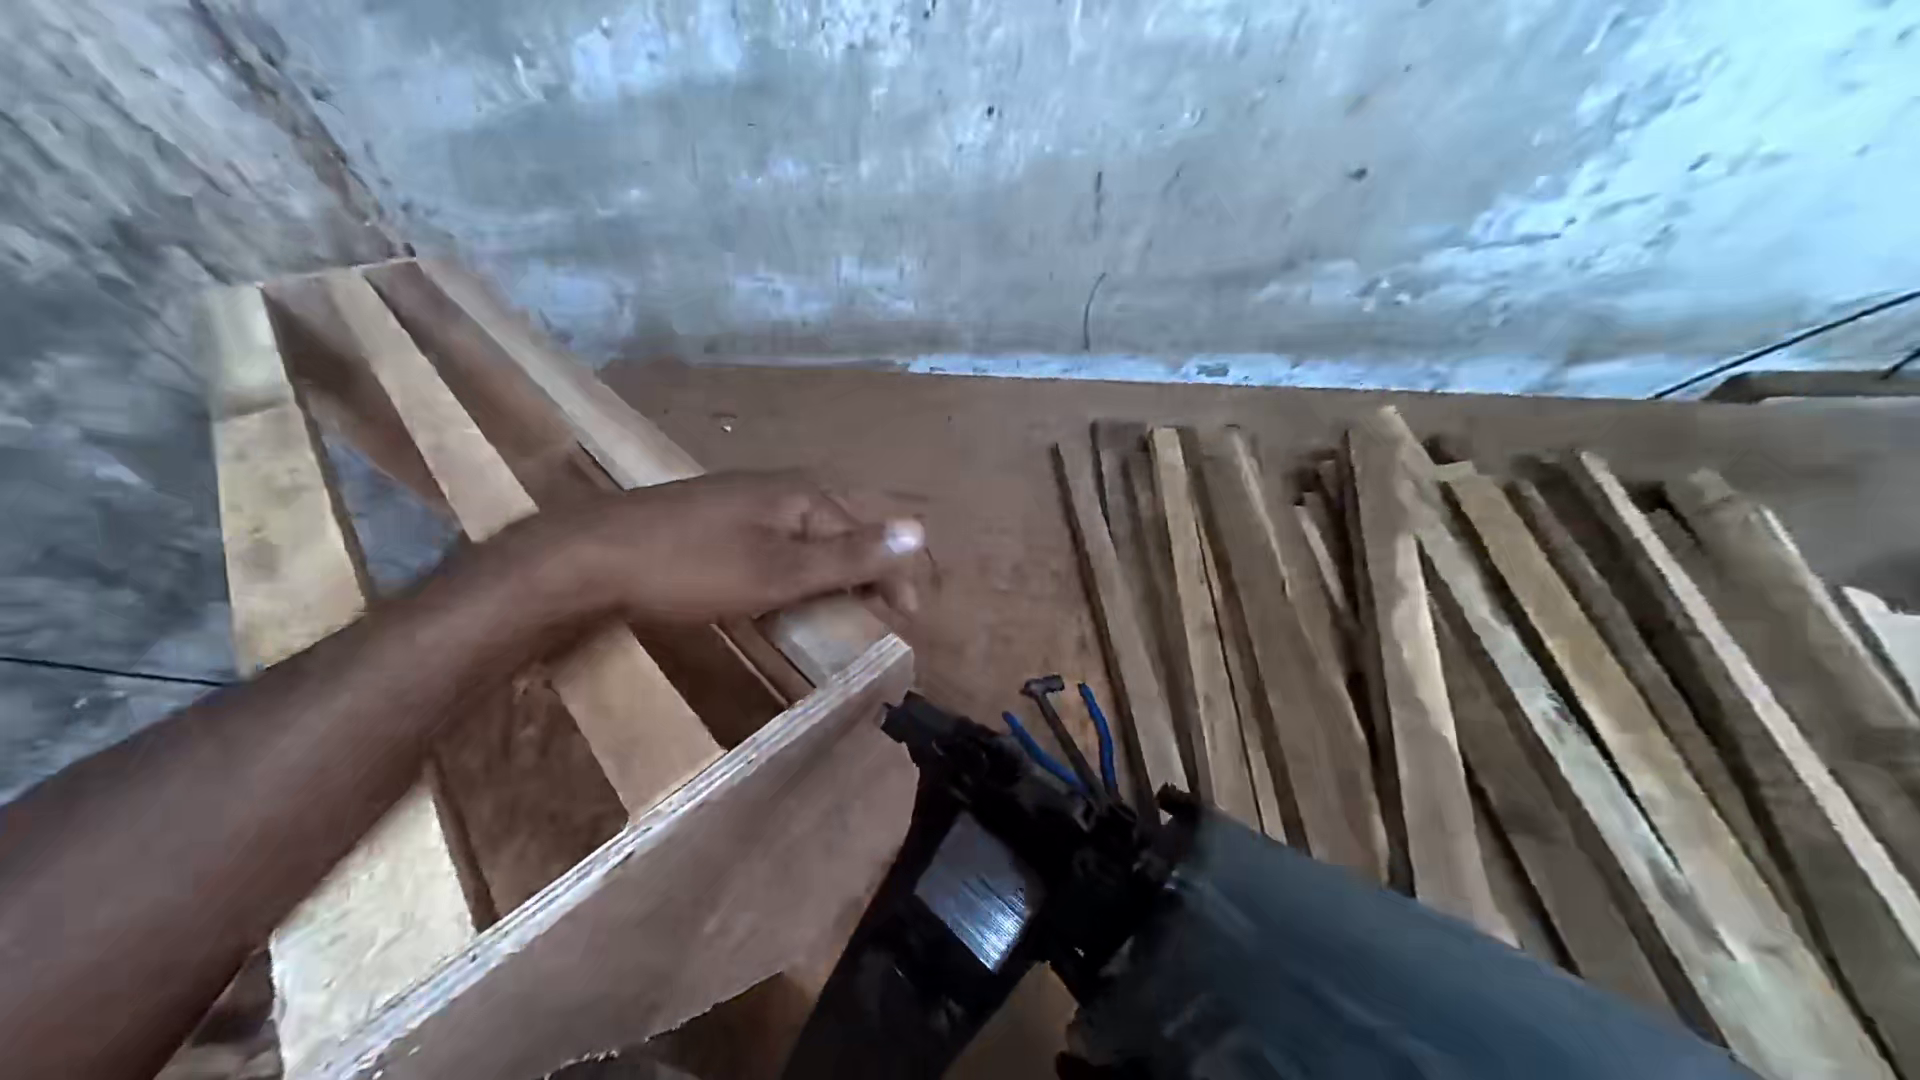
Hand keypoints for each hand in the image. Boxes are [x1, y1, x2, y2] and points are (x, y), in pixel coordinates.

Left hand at [499, 471, 928, 624]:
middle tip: (879, 615)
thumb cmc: (694, 567)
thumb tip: (919, 531)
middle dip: (868, 573)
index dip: (895, 575)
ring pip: (810, 538)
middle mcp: (781, 489)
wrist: (591, 558)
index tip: (908, 619)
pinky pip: (779, 543)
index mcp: (804, 495)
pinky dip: (797, 571)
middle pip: (844, 531)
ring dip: (833, 574)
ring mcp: (746, 501)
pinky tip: (787, 591)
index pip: (870, 533)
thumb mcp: (781, 571)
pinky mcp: (720, 519)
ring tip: (842, 609)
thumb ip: (852, 556)